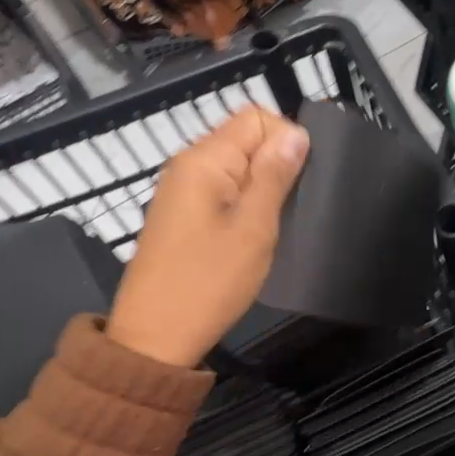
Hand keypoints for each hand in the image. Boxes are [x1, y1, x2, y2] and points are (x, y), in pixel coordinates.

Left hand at [106, 107, 308, 366]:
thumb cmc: (209, 282)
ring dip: (263, 187)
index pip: (256, 118)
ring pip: (238, 167)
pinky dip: (246, 204)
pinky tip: (253, 235)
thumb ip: (275, 175)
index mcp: (204, 160)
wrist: (157, 337)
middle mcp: (189, 165)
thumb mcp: (254, 228)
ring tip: (274, 224)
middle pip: (246, 139)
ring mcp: (183, 191)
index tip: (297, 181)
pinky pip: (224, 190)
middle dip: (276, 164)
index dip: (286, 139)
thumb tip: (296, 133)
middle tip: (288, 208)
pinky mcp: (184, 215)